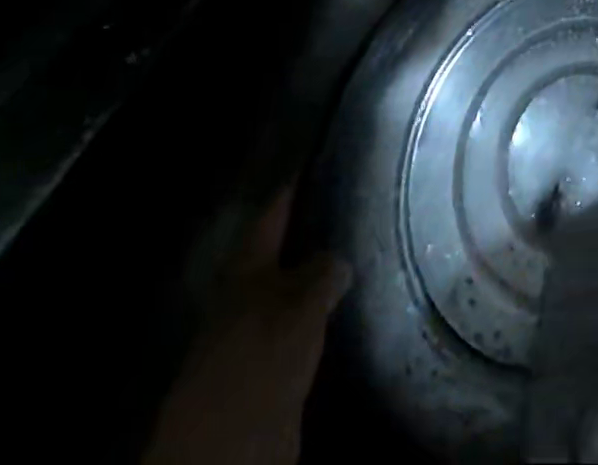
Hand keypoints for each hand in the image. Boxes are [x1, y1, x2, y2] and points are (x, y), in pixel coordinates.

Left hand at [143, 189, 351, 464]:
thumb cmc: (261, 357)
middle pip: (281, 248)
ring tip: (363, 244)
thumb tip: (339, 257)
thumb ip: (322, 275)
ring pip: (295, 282)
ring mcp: (259, 324)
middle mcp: (248, 291)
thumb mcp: (298, 305)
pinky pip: (305, 315)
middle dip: (313, 226)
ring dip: (322, 266)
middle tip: (355, 200)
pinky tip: (354, 297)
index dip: (295, 188)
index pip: (272, 215)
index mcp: (247, 270)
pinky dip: (326, 302)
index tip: (320, 160)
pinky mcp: (273, 356)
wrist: (234, 436)